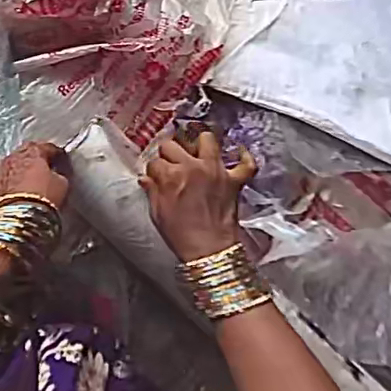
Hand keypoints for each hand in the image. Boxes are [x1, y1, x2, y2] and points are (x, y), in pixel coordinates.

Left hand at [0, 141, 68, 209]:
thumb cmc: (41, 199)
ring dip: (19, 174)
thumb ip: (58, 175)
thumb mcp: (62, 185)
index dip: (55, 154)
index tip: (60, 159)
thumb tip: (56, 176)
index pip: (46, 147)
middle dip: (34, 161)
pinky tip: (15, 195)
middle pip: (25, 154)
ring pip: (11, 168)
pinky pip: (1, 183)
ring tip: (29, 186)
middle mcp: (12, 157)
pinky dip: (8, 186)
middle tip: (43, 171)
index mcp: (33, 152)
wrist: (15, 220)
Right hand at [141, 129, 256, 261]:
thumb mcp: (158, 214)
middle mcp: (192, 166)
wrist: (209, 251)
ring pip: (207, 139)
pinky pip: (245, 163)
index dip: (154, 170)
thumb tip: (146, 179)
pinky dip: (243, 158)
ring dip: (199, 144)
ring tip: (196, 153)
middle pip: (173, 145)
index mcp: (170, 176)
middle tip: (171, 165)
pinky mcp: (233, 180)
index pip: (155, 162)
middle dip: (168, 154)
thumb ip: (152, 192)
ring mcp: (215, 171)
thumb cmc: (181, 235)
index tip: (156, 177)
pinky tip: (238, 155)